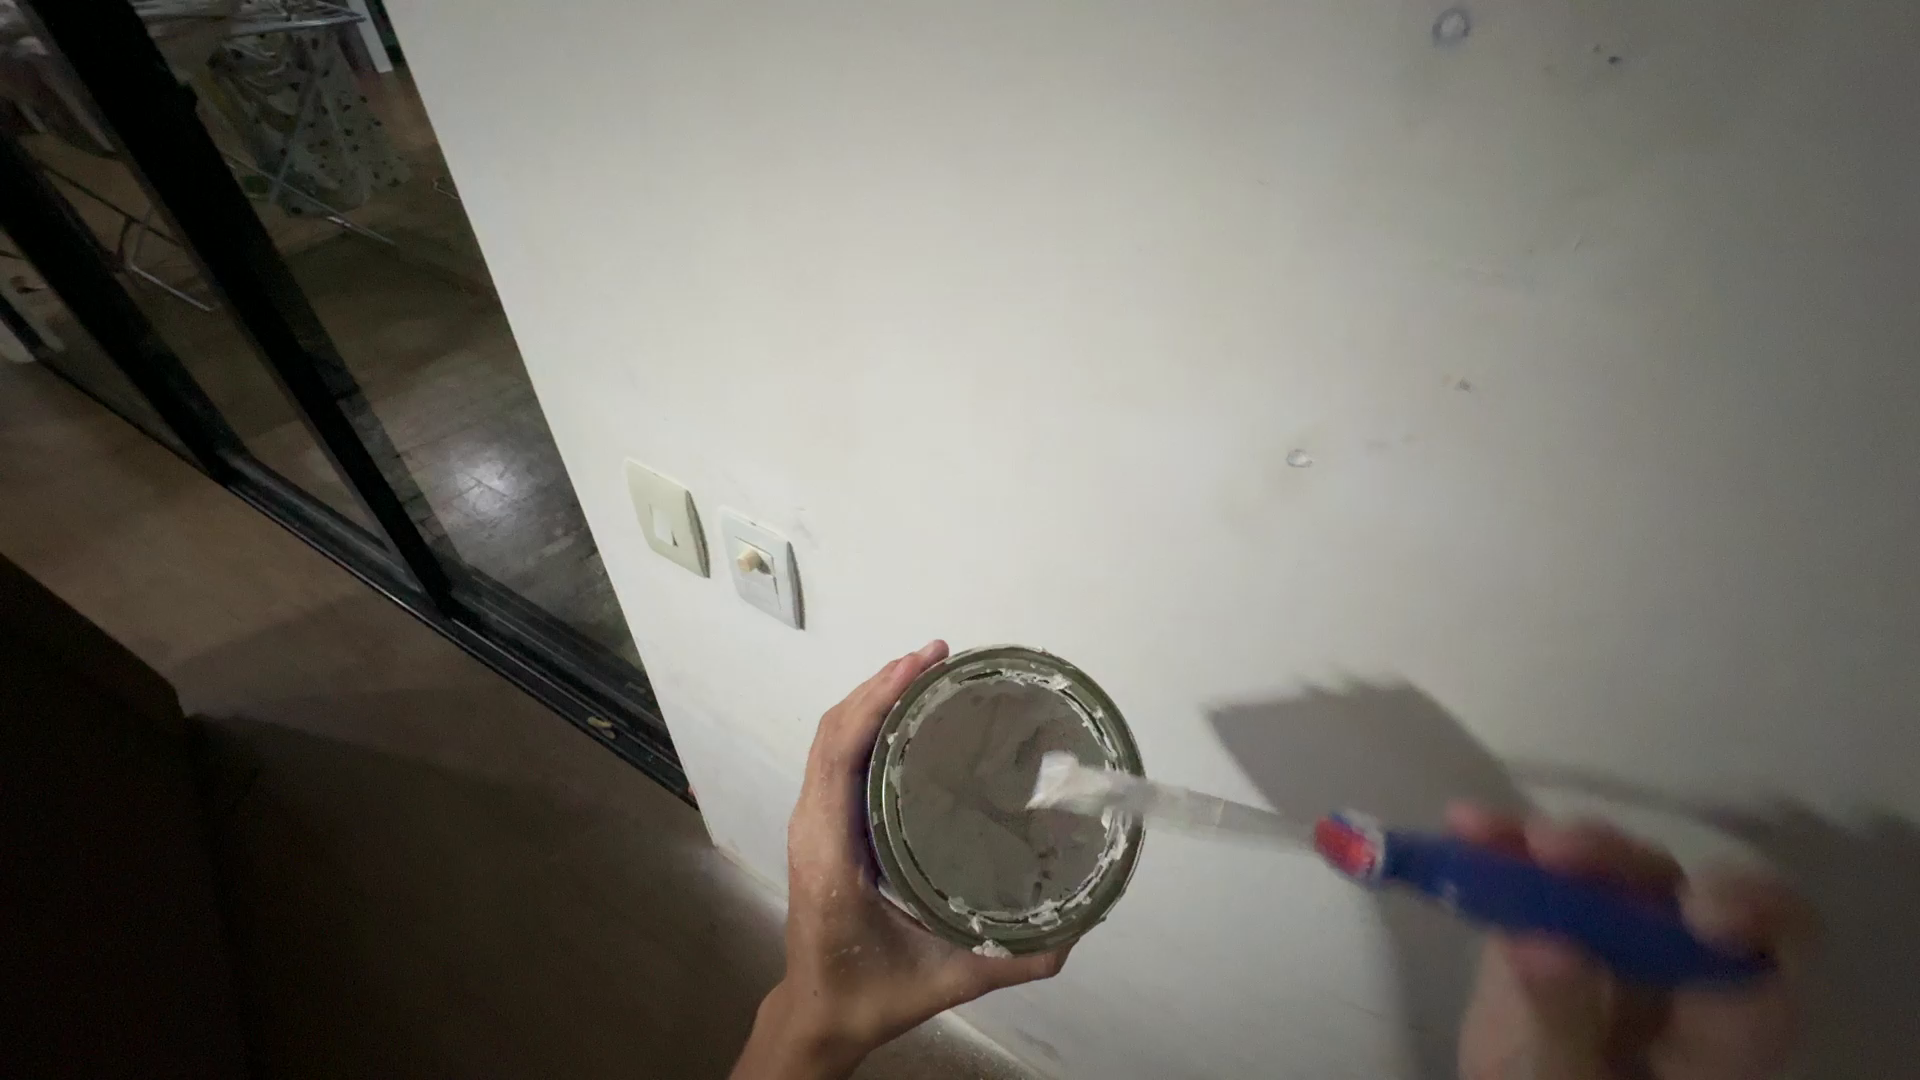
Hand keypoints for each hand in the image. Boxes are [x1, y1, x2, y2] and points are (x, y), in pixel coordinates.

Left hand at [730, 641, 1070, 1079]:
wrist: (819, 1014)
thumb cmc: (870, 993)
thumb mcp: (946, 978)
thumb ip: (1012, 958)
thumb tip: (1075, 930)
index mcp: (831, 851)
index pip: (839, 754)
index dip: (875, 702)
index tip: (919, 667)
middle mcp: (815, 824)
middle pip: (833, 730)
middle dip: (881, 683)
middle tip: (937, 655)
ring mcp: (814, 820)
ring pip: (832, 736)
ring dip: (872, 695)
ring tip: (924, 669)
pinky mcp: (823, 821)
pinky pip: (838, 754)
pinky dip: (866, 719)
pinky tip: (905, 711)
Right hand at [1452, 803, 1817, 1079]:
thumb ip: (1563, 1021)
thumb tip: (1540, 939)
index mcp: (1712, 1030)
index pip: (1757, 960)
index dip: (1749, 918)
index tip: (1698, 912)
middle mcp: (1670, 967)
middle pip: (1669, 890)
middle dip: (1616, 859)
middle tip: (1552, 849)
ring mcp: (1601, 933)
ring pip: (1600, 866)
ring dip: (1546, 839)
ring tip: (1485, 829)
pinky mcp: (1539, 912)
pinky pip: (1529, 866)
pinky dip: (1499, 840)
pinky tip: (1464, 826)